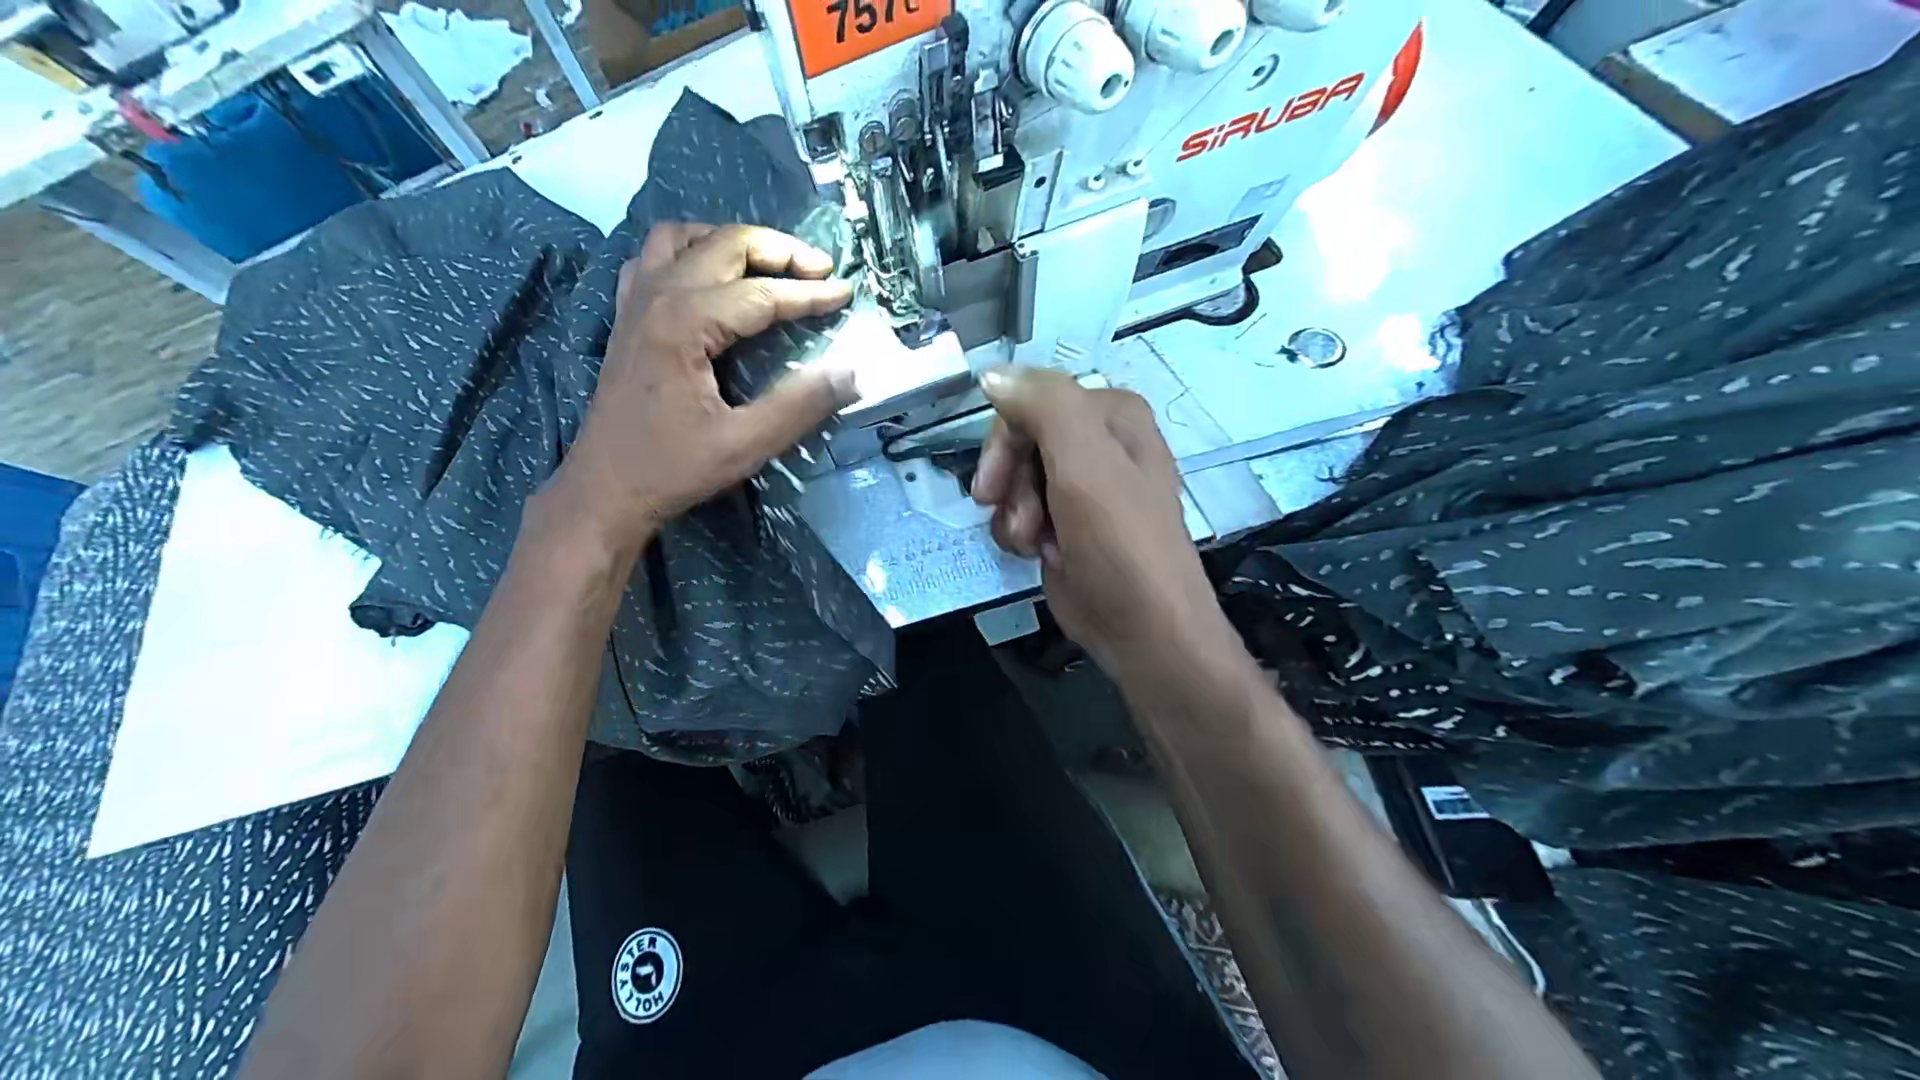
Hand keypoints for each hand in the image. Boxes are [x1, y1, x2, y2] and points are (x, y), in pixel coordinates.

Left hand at [544, 224, 856, 553]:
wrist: (605, 488)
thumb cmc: (673, 468)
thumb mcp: (745, 445)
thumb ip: (799, 406)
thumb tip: (849, 372)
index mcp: (684, 323)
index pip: (761, 292)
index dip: (810, 293)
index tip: (847, 294)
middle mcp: (657, 296)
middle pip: (725, 245)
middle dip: (780, 250)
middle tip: (821, 270)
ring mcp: (635, 300)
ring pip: (685, 237)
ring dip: (732, 241)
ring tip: (770, 264)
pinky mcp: (627, 315)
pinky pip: (655, 258)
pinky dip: (690, 252)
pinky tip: (710, 277)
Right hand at [971, 368, 1233, 677]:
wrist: (1140, 626)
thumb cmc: (1119, 540)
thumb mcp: (1085, 463)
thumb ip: (1043, 406)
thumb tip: (992, 373)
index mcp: (1113, 417)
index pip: (1034, 401)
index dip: (1007, 440)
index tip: (993, 479)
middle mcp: (1099, 446)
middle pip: (1021, 442)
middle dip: (1010, 482)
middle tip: (1013, 514)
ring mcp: (1081, 489)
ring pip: (1015, 480)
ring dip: (1014, 513)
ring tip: (1034, 542)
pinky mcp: (1064, 526)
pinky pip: (1020, 513)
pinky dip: (1020, 534)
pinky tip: (1039, 553)